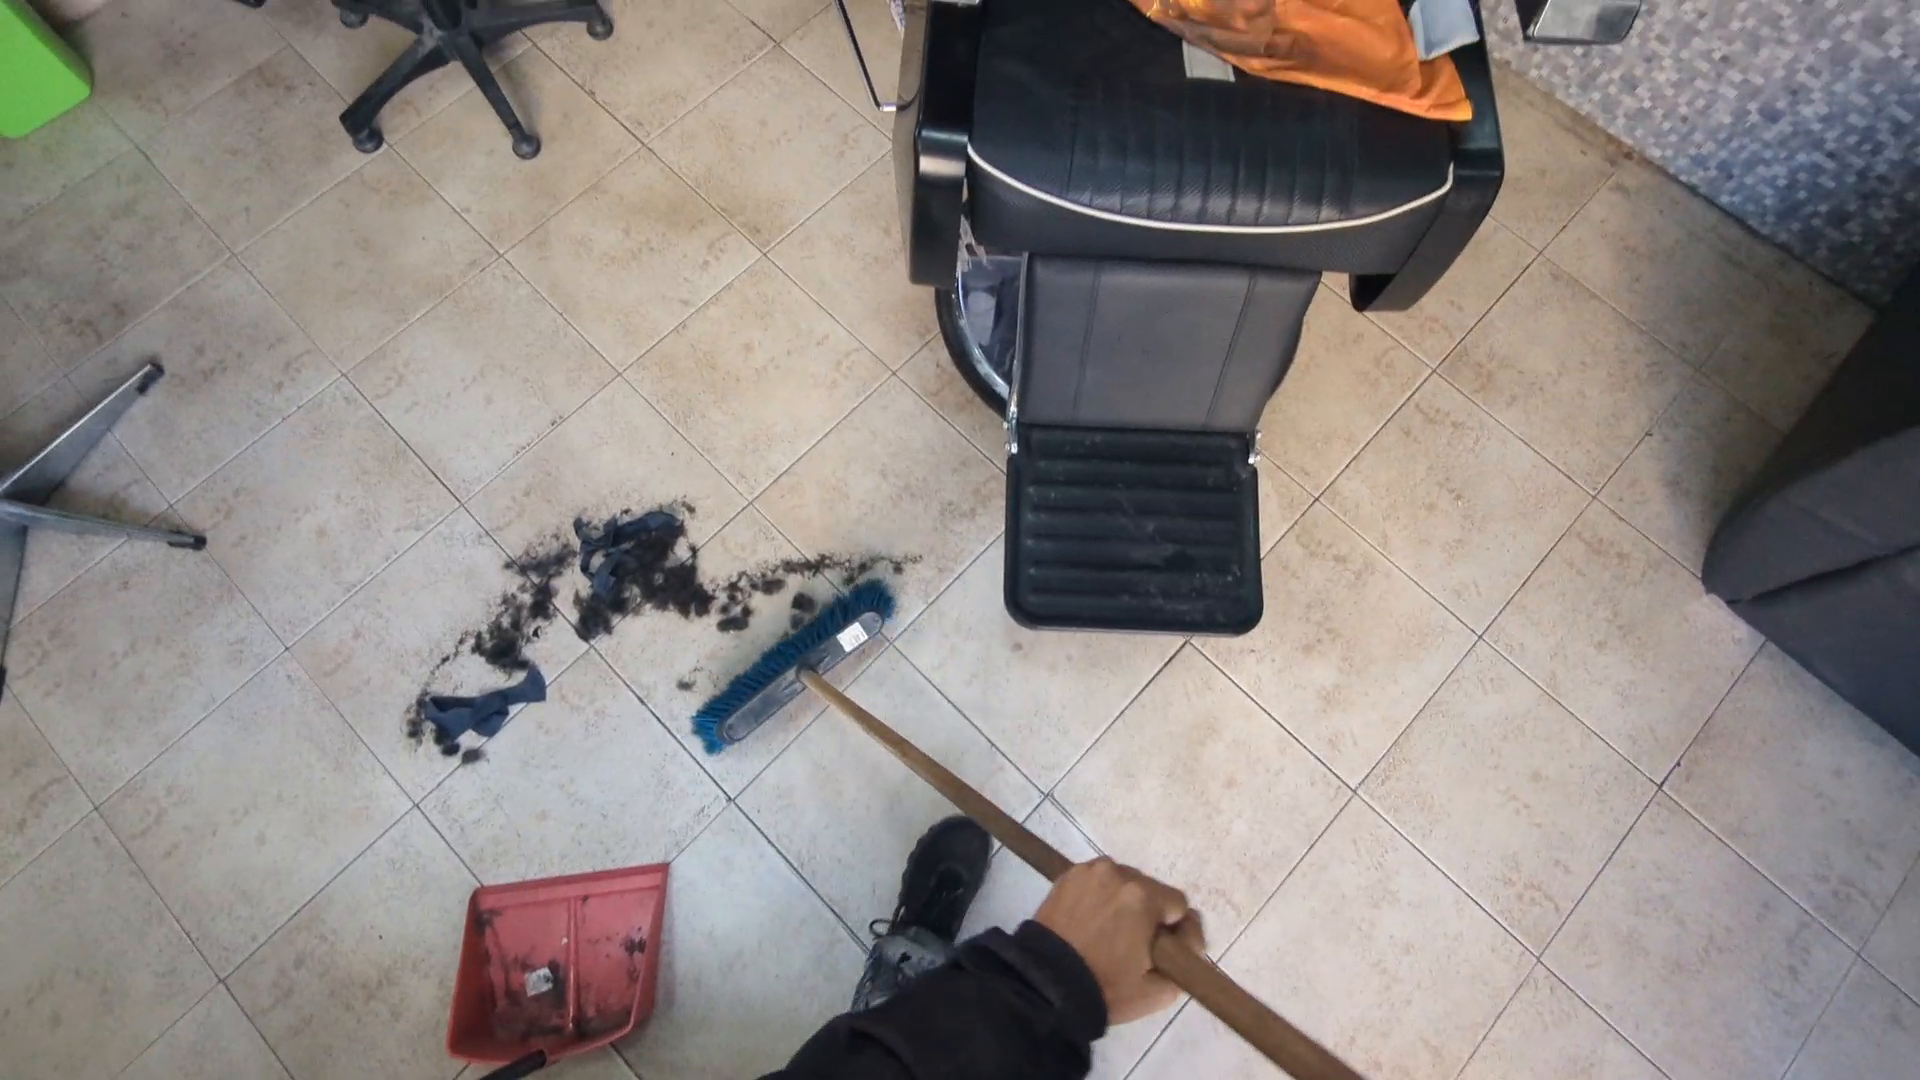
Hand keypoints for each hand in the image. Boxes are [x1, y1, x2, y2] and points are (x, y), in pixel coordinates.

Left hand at [1034, 857, 1205, 1023]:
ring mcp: (1090, 870)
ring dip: (1125, 901)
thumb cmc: (1107, 986)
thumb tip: (1189, 931)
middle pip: (1150, 889)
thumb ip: (1188, 953)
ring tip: (1111, 931)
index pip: (1179, 904)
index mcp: (1144, 896)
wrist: (1047, 982)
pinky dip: (1101, 895)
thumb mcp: (1161, 988)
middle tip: (1136, 943)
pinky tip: (1092, 919)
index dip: (1177, 928)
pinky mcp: (1069, 873)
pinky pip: (1098, 880)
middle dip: (1150, 913)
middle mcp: (1118, 872)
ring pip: (1123, 882)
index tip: (1165, 949)